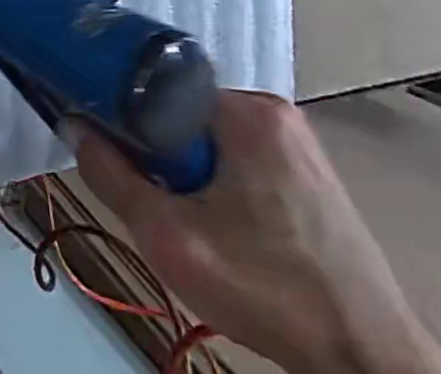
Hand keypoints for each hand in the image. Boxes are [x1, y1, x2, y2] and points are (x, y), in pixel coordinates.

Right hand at [72, 92, 440, 373]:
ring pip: (211, 141)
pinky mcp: (309, 168)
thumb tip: (74, 127)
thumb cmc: (267, 290)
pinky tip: (231, 232)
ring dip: (192, 177)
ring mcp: (297, 139)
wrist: (366, 356)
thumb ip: (112, 178)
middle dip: (165, 161)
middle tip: (167, 212)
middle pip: (185, 117)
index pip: (161, 93)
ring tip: (199, 228)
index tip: (121, 164)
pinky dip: (222, 186)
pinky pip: (241, 159)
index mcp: (247, 110)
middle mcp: (274, 110)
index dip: (131, 127)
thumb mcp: (170, 238)